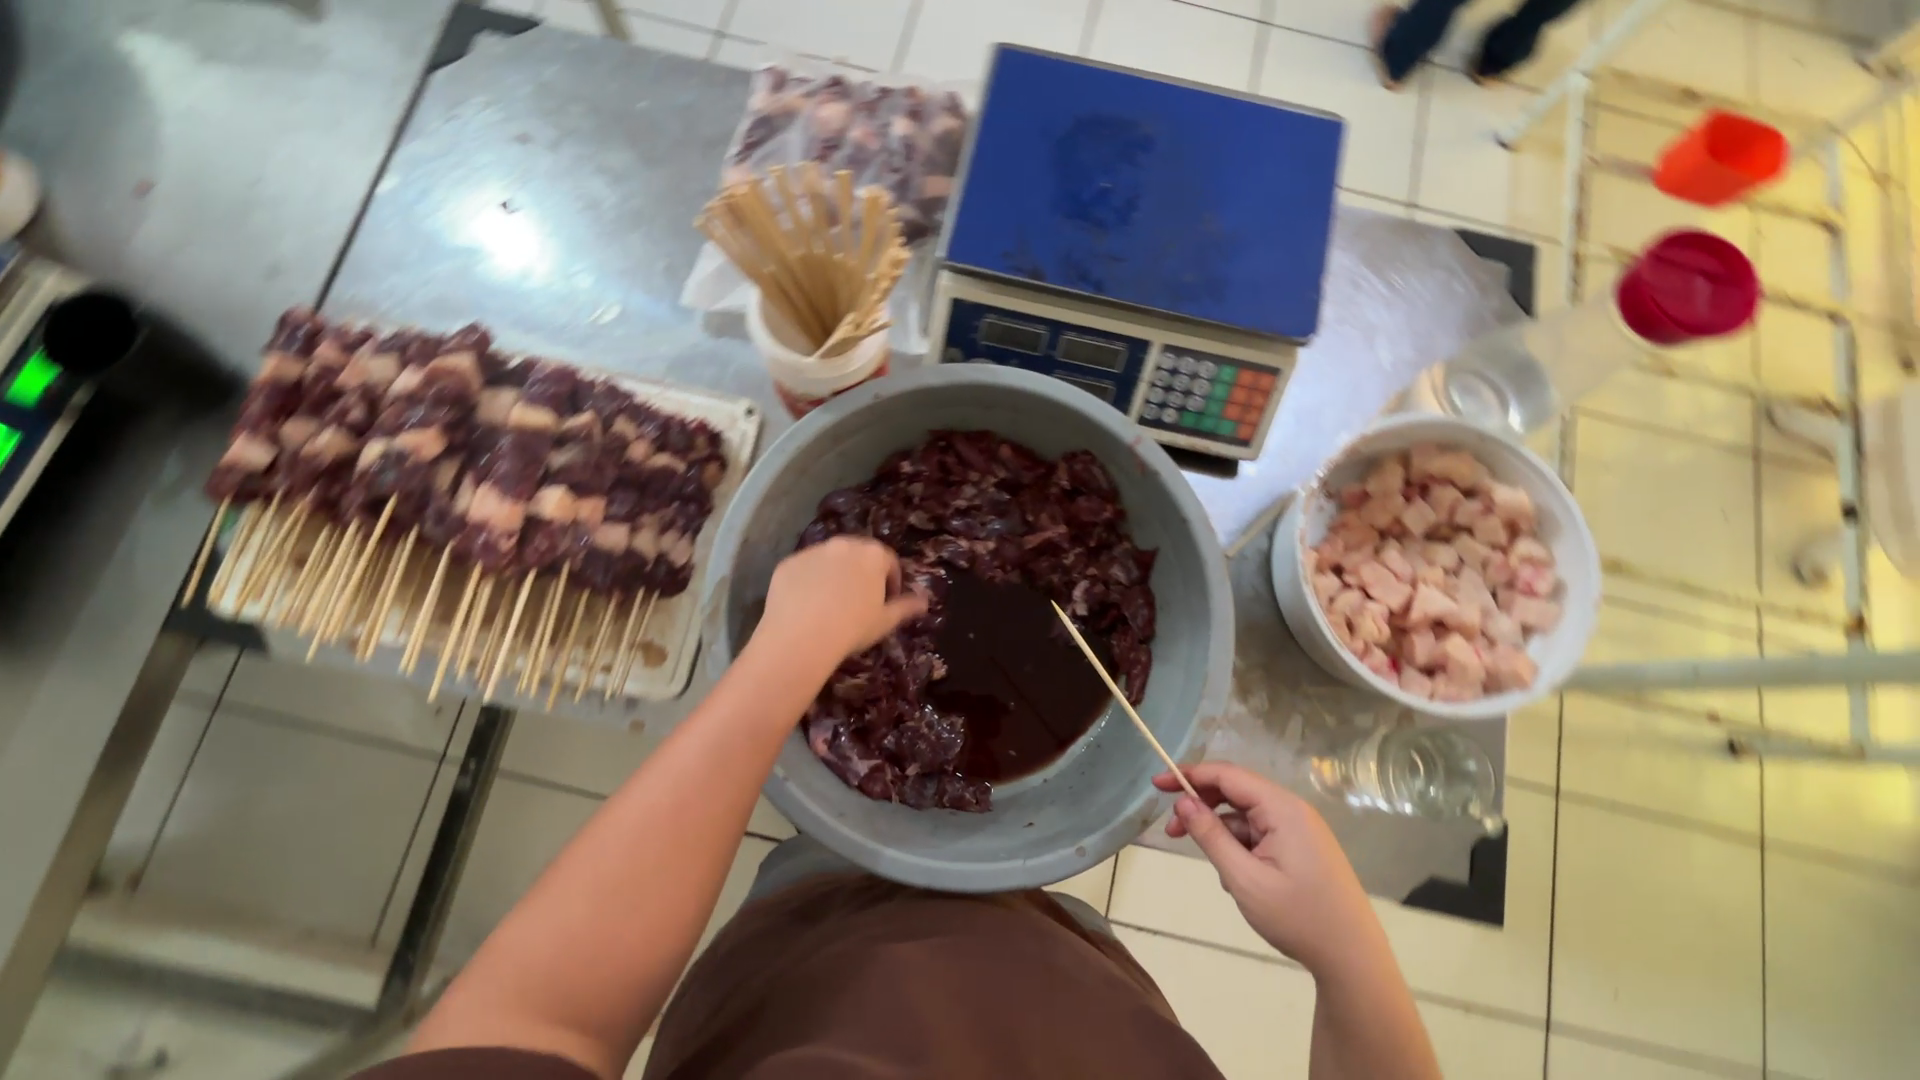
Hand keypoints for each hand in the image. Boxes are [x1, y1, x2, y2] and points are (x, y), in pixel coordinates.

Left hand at [755, 537, 927, 668]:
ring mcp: (812, 551)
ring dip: (834, 575)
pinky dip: (808, 581)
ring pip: (829, 560)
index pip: (888, 561)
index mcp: (872, 555)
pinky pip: (803, 569)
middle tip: (859, 601)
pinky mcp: (788, 563)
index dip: (891, 581)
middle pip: (858, 554)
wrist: (801, 636)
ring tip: (831, 604)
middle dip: (861, 573)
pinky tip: (806, 606)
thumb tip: (925, 601)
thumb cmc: (853, 628)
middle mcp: (843, 544)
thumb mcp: (886, 621)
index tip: (887, 601)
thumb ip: (907, 606)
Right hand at [1154, 764, 1385, 978]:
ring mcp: (1300, 829)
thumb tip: (1183, 801)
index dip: (1190, 775)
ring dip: (1221, 833)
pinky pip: (1260, 834)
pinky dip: (1240, 847)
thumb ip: (1211, 835)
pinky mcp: (1302, 848)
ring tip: (1212, 868)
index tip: (1157, 785)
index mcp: (1282, 809)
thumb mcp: (1244, 878)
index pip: (1228, 775)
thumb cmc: (1297, 916)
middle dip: (1201, 807)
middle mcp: (1293, 810)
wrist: (1352, 959)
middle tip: (1171, 832)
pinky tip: (1236, 878)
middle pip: (1236, 792)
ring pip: (1246, 817)